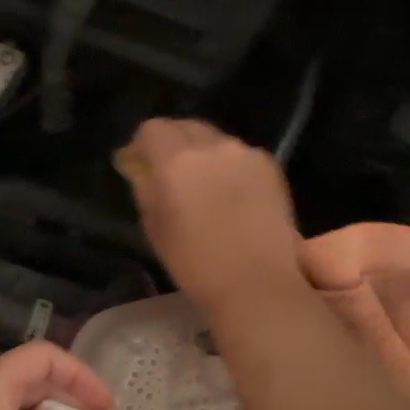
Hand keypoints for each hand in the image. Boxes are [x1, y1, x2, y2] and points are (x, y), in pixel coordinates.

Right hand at [116, 118, 304, 316]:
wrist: (256, 282)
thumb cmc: (194, 261)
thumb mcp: (153, 226)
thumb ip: (145, 187)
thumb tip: (141, 168)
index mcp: (176, 160)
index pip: (152, 129)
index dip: (141, 145)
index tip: (138, 166)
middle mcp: (213, 146)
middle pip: (185, 127)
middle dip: (171, 143)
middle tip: (167, 174)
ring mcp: (246, 154)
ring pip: (214, 140)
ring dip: (200, 154)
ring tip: (200, 185)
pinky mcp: (271, 167)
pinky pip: (238, 154)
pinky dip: (226, 165)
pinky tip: (228, 194)